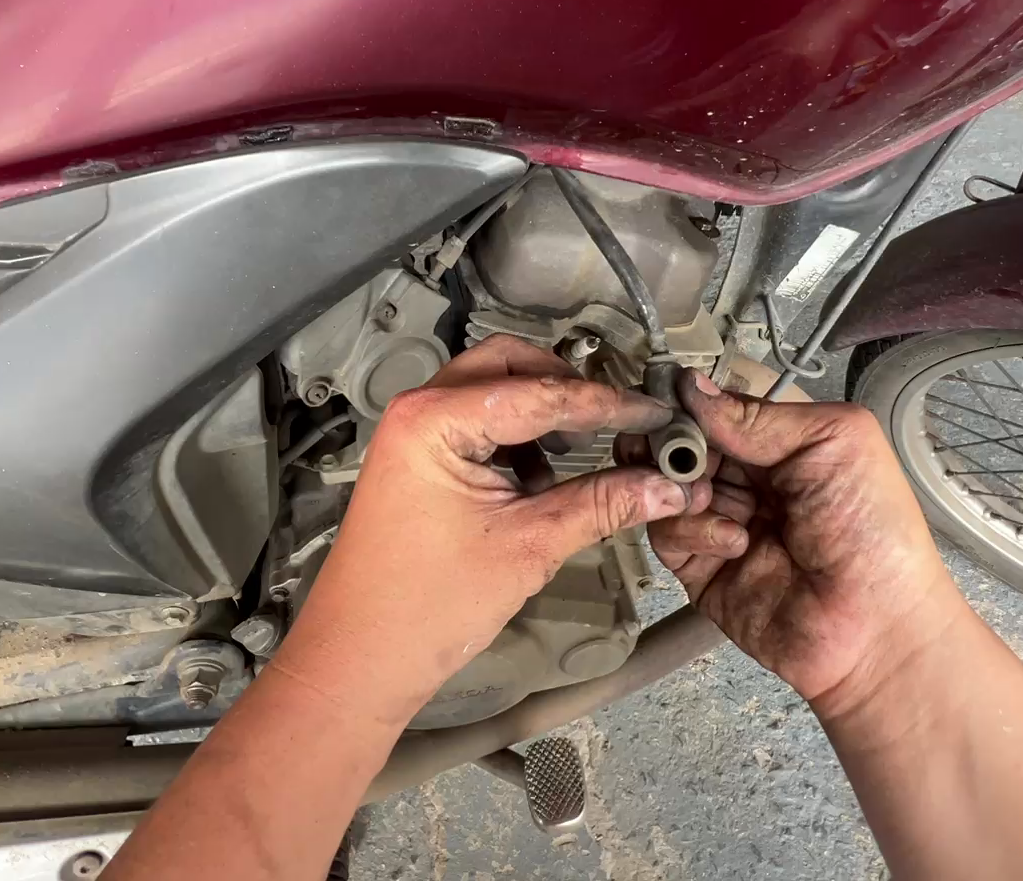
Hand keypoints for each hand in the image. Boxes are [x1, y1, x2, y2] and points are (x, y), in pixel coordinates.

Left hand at [270, 335, 705, 725]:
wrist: (359, 658)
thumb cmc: (428, 607)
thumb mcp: (528, 547)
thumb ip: (600, 505)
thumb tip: (663, 485)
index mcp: (436, 420)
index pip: (540, 393)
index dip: (605, 404)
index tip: (652, 413)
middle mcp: (418, 408)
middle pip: (508, 365)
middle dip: (565, 387)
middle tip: (614, 418)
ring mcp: (412, 431)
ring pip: (490, 388)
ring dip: (538, 409)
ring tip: (577, 451)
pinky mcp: (416, 456)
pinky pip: (474, 420)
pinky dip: (513, 434)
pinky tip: (538, 477)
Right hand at [643, 371, 965, 719]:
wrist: (876, 631)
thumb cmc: (873, 529)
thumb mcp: (834, 445)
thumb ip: (759, 416)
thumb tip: (689, 385)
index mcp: (774, 443)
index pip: (713, 409)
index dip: (686, 402)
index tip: (663, 398)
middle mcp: (740, 477)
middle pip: (678, 443)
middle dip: (671, 443)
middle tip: (673, 450)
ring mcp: (716, 519)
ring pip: (663, 484)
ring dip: (682, 486)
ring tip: (711, 500)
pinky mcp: (696, 565)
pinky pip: (665, 532)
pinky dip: (692, 529)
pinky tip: (734, 542)